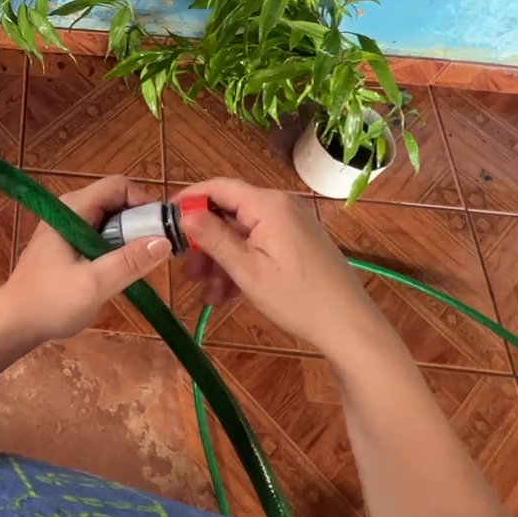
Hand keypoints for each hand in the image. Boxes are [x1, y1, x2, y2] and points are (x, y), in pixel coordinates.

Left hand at [0, 176, 173, 343]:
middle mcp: (72, 210)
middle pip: (116, 201)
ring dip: (131, 237)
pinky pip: (102, 235)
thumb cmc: (50, 301)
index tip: (162, 230)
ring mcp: (69, 226)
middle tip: (159, 251)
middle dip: (141, 221)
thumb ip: (128, 262)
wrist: (14, 322)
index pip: (118, 186)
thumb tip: (164, 241)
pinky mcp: (70, 244)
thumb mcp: (94, 284)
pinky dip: (118, 247)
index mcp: (74, 208)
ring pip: (111, 220)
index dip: (144, 202)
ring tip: (146, 264)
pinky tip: (125, 271)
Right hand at [176, 179, 389, 359]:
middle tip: (188, 270)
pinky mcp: (297, 242)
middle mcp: (280, 205)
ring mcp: (291, 224)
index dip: (189, 199)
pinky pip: (259, 244)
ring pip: (242, 233)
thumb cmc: (297, 299)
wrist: (351, 329)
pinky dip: (242, 263)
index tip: (166, 220)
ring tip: (208, 292)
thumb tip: (183, 212)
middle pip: (229, 213)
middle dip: (206, 241)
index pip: (218, 187)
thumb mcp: (247, 271)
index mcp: (268, 205)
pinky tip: (228, 294)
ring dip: (221, 259)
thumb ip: (213, 238)